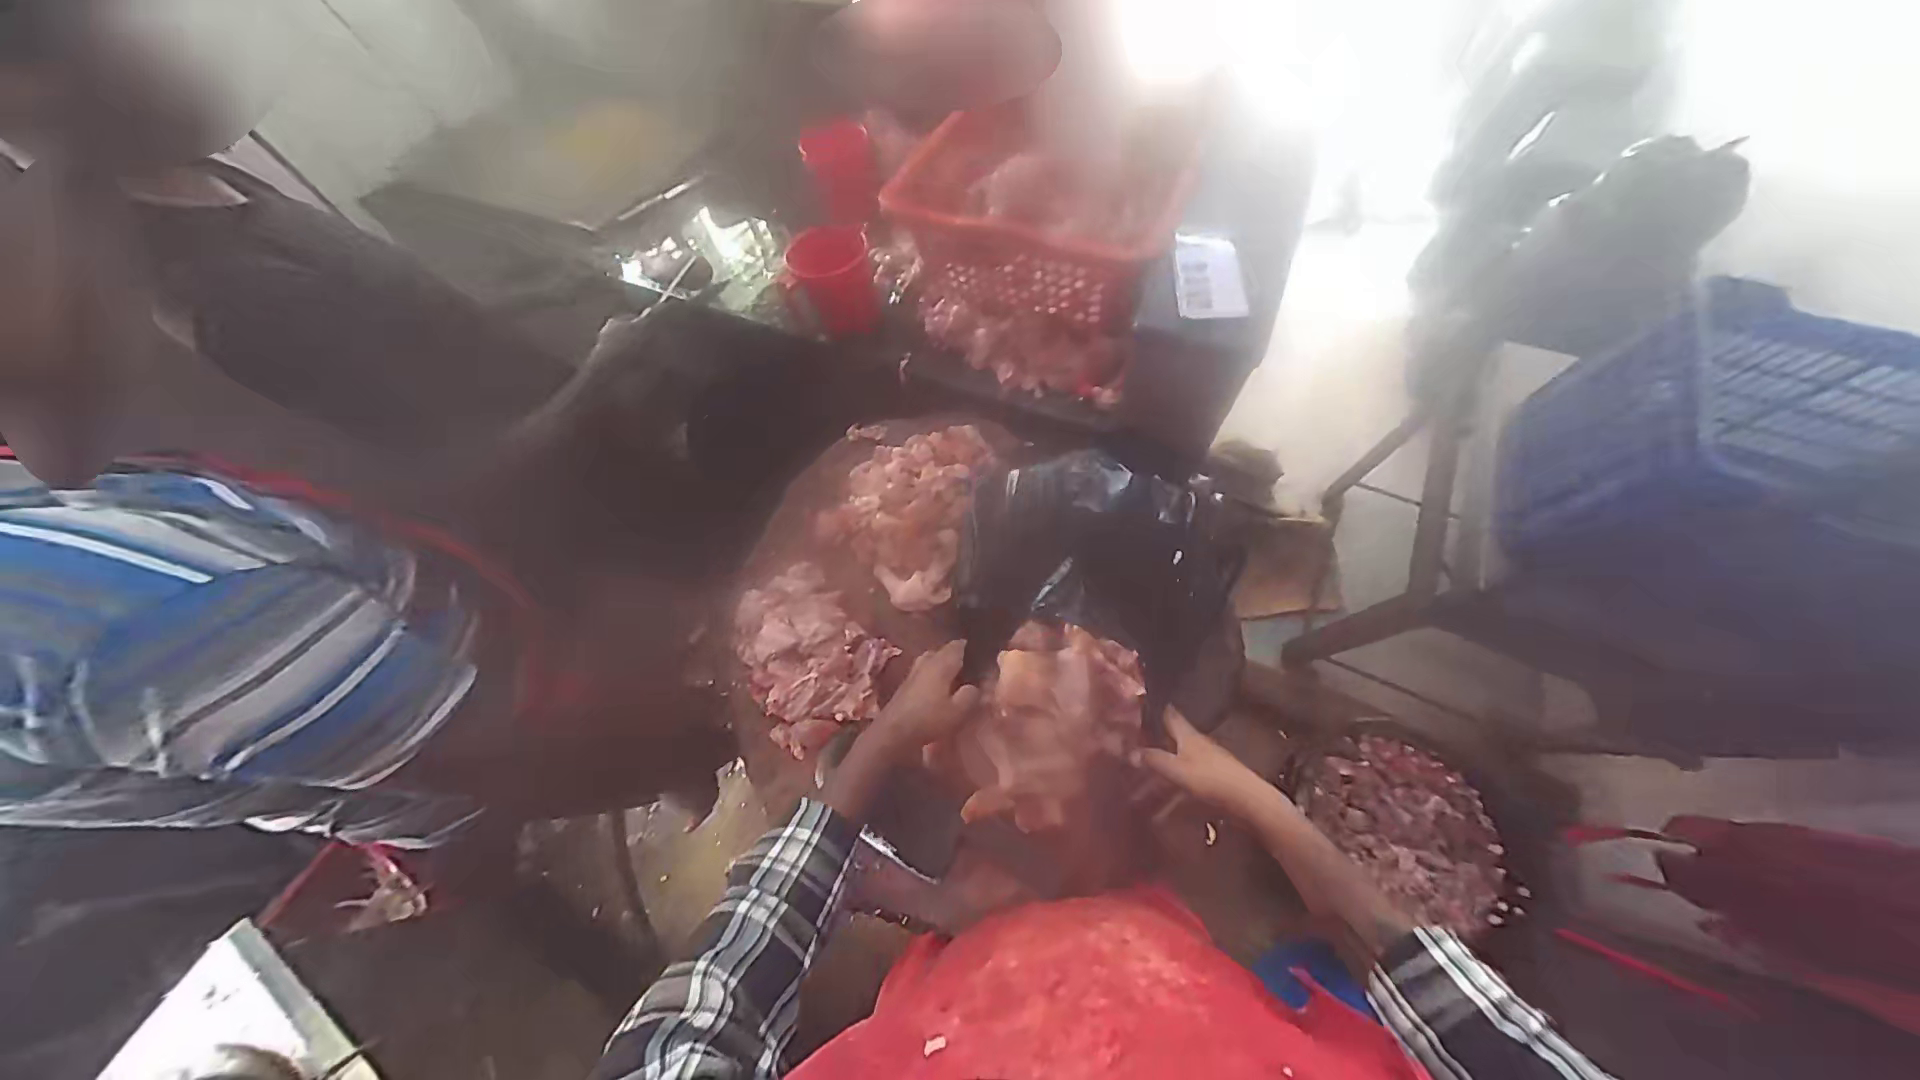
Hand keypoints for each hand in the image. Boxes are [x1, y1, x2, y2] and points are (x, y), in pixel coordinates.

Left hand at [869, 640, 980, 758]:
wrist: (893, 731)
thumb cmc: (929, 718)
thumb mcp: (958, 711)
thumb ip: (970, 695)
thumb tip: (974, 687)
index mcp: (941, 663)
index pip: (957, 646)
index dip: (968, 647)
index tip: (978, 653)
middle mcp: (926, 662)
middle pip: (941, 651)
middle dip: (953, 656)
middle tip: (967, 667)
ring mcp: (912, 673)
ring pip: (929, 661)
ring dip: (940, 665)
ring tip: (952, 677)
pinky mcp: (904, 685)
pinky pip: (922, 672)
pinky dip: (930, 676)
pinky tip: (935, 688)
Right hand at [1132, 708, 1271, 816]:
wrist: (1250, 801)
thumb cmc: (1212, 780)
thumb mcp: (1177, 770)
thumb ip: (1154, 759)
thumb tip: (1130, 751)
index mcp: (1189, 734)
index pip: (1170, 713)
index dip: (1156, 706)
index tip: (1139, 702)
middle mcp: (1199, 741)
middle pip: (1176, 732)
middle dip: (1159, 732)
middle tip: (1137, 735)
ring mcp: (1210, 757)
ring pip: (1184, 749)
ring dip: (1169, 752)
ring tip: (1151, 758)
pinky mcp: (1217, 774)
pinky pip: (1192, 766)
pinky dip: (1179, 768)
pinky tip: (1172, 779)